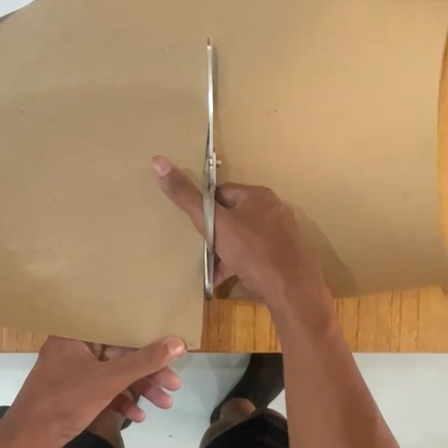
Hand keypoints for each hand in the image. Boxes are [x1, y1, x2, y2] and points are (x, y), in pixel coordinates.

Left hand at [0, 335, 185, 447]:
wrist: (25, 443)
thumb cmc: (64, 403)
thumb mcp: (109, 380)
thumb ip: (145, 361)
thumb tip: (178, 343)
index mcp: (74, 335)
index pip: (118, 328)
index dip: (147, 337)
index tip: (170, 348)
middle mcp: (73, 350)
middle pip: (120, 354)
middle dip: (148, 371)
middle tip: (174, 384)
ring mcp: (72, 374)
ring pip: (115, 375)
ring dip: (140, 389)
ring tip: (165, 403)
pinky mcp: (73, 395)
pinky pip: (104, 391)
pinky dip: (122, 401)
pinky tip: (139, 417)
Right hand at [152, 156, 332, 318]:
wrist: (290, 286)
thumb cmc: (251, 250)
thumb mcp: (213, 223)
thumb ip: (186, 196)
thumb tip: (158, 161)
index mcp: (258, 196)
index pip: (223, 194)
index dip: (207, 210)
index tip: (199, 227)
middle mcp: (274, 209)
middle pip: (235, 217)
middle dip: (218, 235)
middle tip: (205, 251)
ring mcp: (283, 233)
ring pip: (246, 238)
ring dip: (229, 252)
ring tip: (215, 269)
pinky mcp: (287, 255)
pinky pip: (259, 254)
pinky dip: (244, 264)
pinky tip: (232, 278)